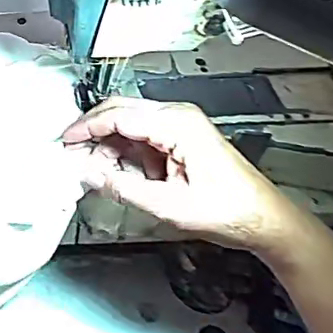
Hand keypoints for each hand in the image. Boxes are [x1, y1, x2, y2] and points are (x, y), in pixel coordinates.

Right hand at [62, 97, 309, 257]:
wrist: (265, 220)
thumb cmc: (231, 210)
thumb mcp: (169, 206)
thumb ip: (124, 188)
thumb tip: (90, 173)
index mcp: (178, 125)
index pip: (119, 116)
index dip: (87, 128)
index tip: (66, 141)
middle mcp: (179, 117)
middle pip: (121, 111)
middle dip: (94, 132)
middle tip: (72, 152)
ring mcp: (181, 125)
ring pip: (129, 124)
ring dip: (110, 145)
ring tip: (98, 172)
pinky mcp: (181, 136)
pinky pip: (142, 135)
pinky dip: (126, 152)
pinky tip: (122, 173)